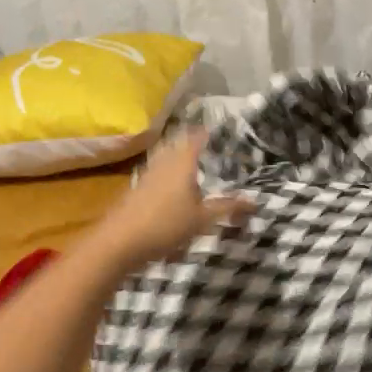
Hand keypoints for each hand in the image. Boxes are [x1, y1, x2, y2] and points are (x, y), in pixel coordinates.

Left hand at [97, 129, 253, 269]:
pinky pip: (154, 171)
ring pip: (163, 157)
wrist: (116, 244)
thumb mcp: (202, 220)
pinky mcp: (134, 190)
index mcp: (182, 163)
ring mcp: (146, 175)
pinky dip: (164, 171)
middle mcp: (163, 163)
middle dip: (190, 140)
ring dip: (175, 154)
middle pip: (176, 143)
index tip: (218, 128)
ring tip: (188, 158)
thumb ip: (227, 208)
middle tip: (204, 141)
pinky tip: (168, 185)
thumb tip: (254, 200)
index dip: (207, 131)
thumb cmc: (165, 226)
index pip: (196, 138)